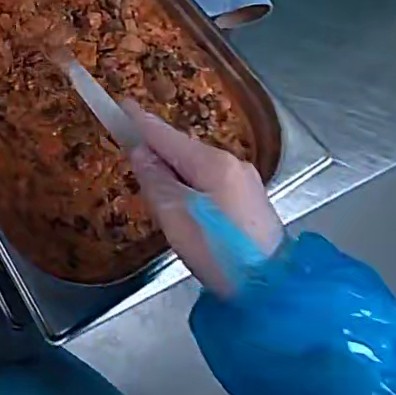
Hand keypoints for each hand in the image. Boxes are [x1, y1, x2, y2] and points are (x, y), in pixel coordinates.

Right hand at [126, 101, 283, 297]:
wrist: (273, 290)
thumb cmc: (220, 253)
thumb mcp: (176, 218)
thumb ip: (155, 181)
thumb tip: (141, 152)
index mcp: (213, 163)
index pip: (167, 136)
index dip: (142, 122)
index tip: (123, 104)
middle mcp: (232, 164)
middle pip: (184, 150)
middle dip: (158, 152)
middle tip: (134, 158)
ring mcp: (245, 181)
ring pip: (198, 167)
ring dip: (174, 171)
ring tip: (157, 191)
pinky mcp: (251, 201)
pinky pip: (211, 181)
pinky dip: (191, 184)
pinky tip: (184, 204)